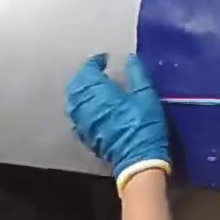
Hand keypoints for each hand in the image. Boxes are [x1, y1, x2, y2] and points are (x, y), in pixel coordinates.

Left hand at [66, 54, 170, 190]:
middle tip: (95, 71)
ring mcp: (83, 123)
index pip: (88, 71)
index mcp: (99, 92)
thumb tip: (130, 59)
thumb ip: (137, 74)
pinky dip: (80, 106)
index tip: (104, 59)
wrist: (137, 160)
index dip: (95, 62)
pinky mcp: (85, 136)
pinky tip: (89, 107)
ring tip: (91, 87)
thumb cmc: (144, 126)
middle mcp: (85, 106)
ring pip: (73, 101)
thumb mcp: (146, 96)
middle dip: (84, 75)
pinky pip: (76, 116)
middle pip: (76, 85)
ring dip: (79, 90)